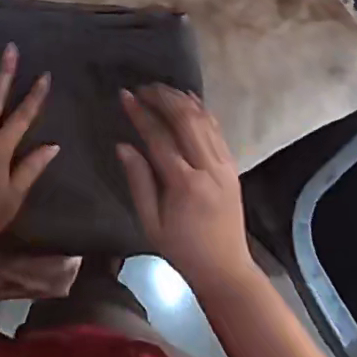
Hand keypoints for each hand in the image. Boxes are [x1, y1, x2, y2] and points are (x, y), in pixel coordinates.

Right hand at [117, 85, 254, 288]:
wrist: (226, 269)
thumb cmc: (182, 249)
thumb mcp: (151, 222)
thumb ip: (138, 181)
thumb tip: (123, 145)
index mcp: (185, 184)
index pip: (159, 137)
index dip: (141, 113)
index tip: (125, 96)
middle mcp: (208, 168)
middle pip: (186, 119)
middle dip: (163, 97)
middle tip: (143, 87)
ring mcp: (224, 164)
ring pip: (204, 119)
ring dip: (181, 99)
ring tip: (160, 88)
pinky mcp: (232, 165)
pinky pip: (216, 128)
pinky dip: (201, 109)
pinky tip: (187, 99)